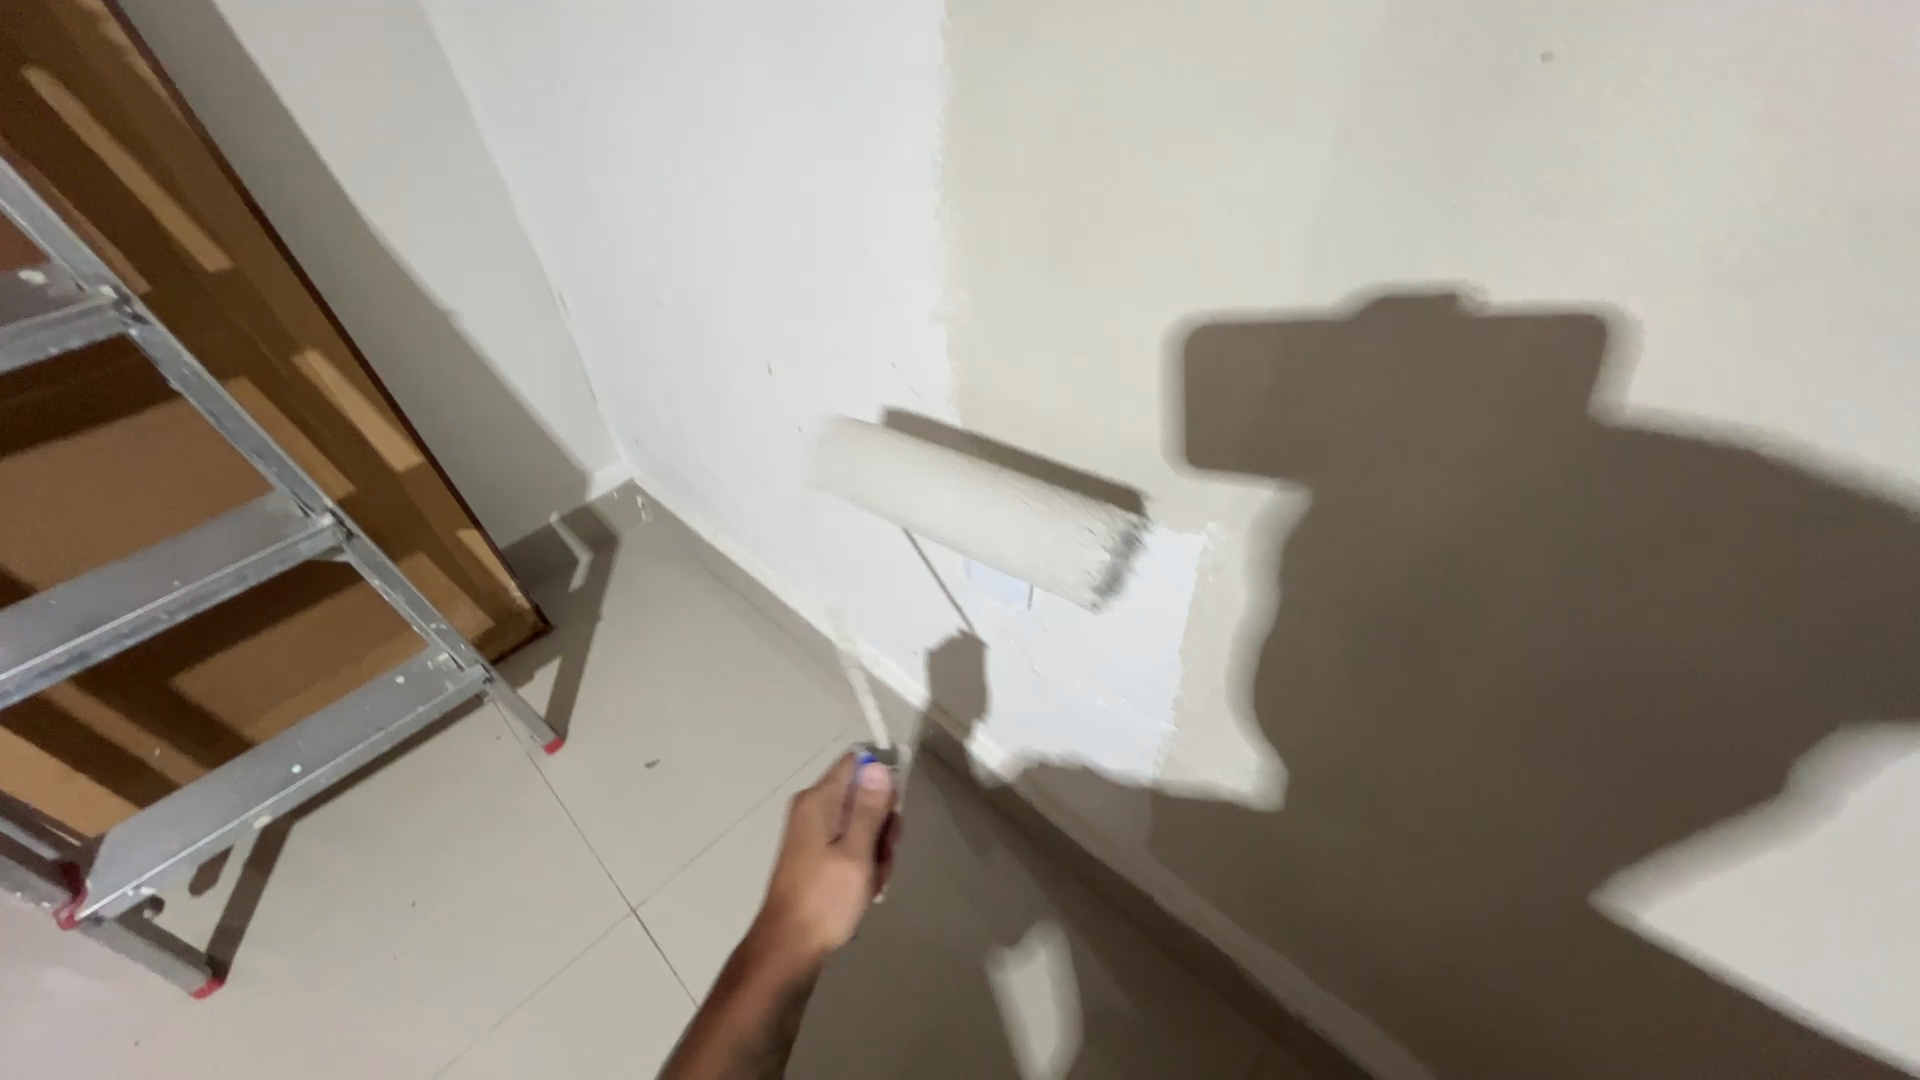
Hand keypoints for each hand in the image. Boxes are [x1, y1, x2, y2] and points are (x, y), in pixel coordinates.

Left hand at [745, 753, 899, 972]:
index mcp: (819, 800)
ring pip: (862, 822)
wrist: (788, 950)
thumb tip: (878, 765)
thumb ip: (869, 808)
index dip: (883, 780)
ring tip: (874, 880)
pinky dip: (864, 863)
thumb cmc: (825, 899)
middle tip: (884, 855)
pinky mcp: (817, 855)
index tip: (892, 813)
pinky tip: (867, 889)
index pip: (857, 762)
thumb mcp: (855, 853)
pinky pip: (851, 844)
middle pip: (864, 794)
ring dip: (877, 849)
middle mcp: (814, 808)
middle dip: (883, 823)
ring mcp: (814, 832)